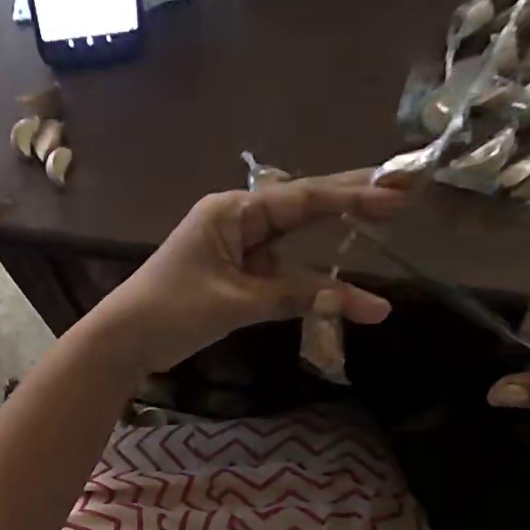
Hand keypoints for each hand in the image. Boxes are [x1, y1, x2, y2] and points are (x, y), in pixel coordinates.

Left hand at [77, 170, 404, 374]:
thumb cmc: (171, 311)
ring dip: (334, 244)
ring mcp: (237, 250)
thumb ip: (293, 298)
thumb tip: (357, 302)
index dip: (352, 196)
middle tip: (405, 190)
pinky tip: (342, 288)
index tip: (397, 193)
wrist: (124, 340)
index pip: (301, 199)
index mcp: (232, 212)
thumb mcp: (234, 303)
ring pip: (295, 243)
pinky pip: (280, 274)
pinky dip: (308, 284)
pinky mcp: (235, 278)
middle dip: (351, 200)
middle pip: (302, 208)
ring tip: (385, 220)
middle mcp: (237, 222)